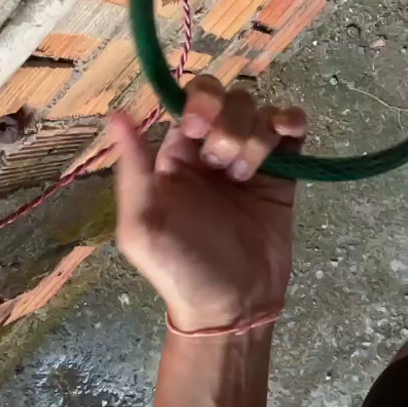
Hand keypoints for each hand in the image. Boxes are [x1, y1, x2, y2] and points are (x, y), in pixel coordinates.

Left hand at [110, 77, 308, 333]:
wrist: (233, 305)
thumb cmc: (180, 269)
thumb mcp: (142, 224)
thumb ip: (133, 167)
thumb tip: (116, 113)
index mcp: (176, 155)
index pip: (192, 102)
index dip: (201, 104)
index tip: (200, 130)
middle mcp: (212, 150)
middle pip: (231, 100)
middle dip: (230, 124)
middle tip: (224, 166)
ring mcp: (250, 159)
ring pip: (260, 112)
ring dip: (256, 138)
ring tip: (245, 178)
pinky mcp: (283, 173)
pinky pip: (291, 129)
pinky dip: (291, 121)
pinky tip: (286, 139)